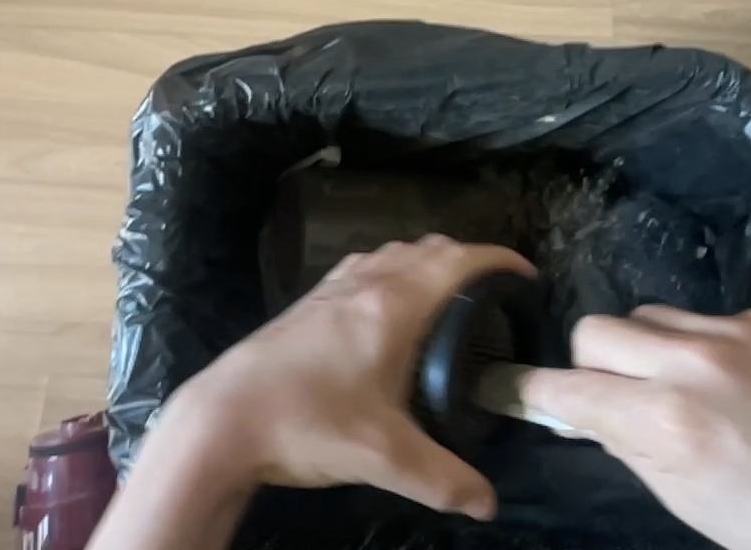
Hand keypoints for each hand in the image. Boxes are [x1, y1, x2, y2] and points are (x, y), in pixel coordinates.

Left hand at [153, 235, 534, 519]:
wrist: (225, 416)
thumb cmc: (309, 424)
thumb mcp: (384, 458)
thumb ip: (443, 479)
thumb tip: (488, 502)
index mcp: (394, 304)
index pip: (458, 260)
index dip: (497, 259)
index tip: (525, 275)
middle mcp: (368, 281)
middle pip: (429, 247)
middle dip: (468, 259)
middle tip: (494, 293)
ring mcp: (335, 285)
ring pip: (395, 252)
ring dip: (428, 260)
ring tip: (448, 295)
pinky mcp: (312, 297)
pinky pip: (368, 264)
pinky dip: (395, 268)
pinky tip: (389, 305)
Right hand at [518, 306, 750, 549]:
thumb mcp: (688, 502)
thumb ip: (629, 443)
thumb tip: (584, 407)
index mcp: (668, 425)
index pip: (568, 390)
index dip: (533, 391)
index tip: (512, 388)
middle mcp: (692, 365)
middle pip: (595, 329)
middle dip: (592, 363)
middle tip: (616, 394)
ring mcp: (733, 333)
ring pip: (644, 316)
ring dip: (644, 349)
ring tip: (680, 386)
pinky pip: (700, 319)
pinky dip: (698, 347)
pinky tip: (734, 382)